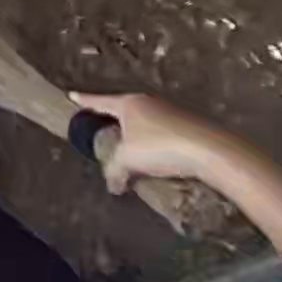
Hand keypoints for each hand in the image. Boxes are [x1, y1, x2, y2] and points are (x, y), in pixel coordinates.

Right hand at [69, 91, 261, 192]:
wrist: (210, 150)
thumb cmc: (160, 147)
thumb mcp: (128, 160)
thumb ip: (115, 171)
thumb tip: (113, 186)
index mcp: (128, 103)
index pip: (100, 101)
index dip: (84, 101)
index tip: (71, 95)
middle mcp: (146, 102)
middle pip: (122, 108)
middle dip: (112, 117)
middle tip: (101, 123)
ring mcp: (168, 110)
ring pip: (143, 119)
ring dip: (135, 131)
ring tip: (130, 145)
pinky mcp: (186, 123)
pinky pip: (160, 129)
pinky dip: (153, 139)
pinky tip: (156, 154)